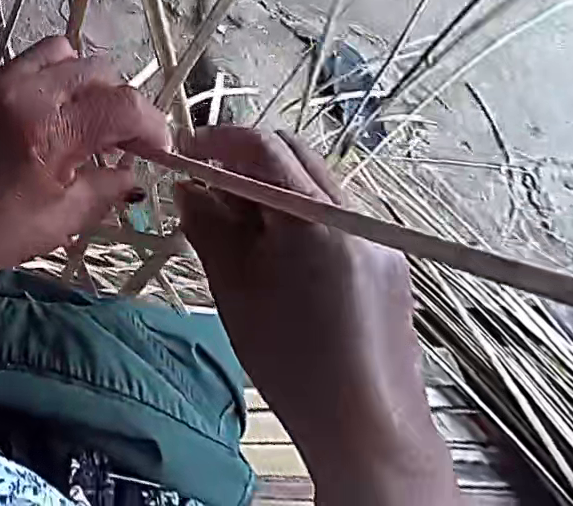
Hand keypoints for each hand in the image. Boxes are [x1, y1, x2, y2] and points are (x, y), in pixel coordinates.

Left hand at [0, 36, 157, 283]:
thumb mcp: (56, 223)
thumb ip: (105, 189)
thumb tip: (135, 172)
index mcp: (49, 133)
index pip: (123, 105)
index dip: (152, 124)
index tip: (157, 148)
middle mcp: (29, 92)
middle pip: (101, 70)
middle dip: (122, 102)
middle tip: (120, 140)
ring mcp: (4, 78)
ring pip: (69, 52)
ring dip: (89, 80)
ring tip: (84, 119)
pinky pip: (36, 57)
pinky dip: (58, 74)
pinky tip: (52, 111)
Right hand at [178, 128, 422, 467]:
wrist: (369, 434)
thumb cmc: (291, 361)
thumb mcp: (234, 285)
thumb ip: (207, 223)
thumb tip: (186, 186)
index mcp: (315, 217)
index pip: (262, 146)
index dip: (218, 139)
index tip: (187, 151)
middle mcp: (353, 213)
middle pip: (291, 154)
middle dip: (244, 158)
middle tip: (207, 184)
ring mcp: (376, 235)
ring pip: (312, 181)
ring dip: (269, 185)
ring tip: (236, 222)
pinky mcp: (386, 259)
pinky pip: (331, 211)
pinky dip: (295, 211)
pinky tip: (275, 249)